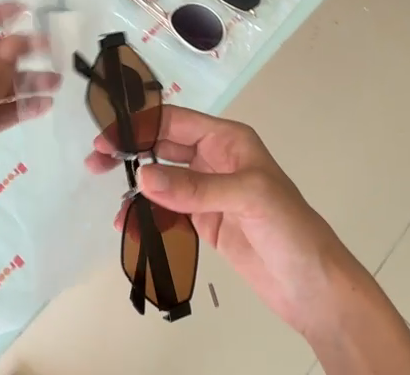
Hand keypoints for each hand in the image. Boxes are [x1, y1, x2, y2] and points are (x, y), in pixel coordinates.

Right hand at [89, 105, 360, 338]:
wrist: (315, 287)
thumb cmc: (290, 227)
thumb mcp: (247, 196)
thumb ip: (194, 187)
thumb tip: (143, 176)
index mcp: (228, 140)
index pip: (175, 121)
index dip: (140, 125)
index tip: (107, 135)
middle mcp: (214, 160)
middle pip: (162, 147)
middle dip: (130, 151)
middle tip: (95, 161)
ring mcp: (208, 193)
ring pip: (161, 181)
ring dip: (136, 188)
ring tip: (110, 202)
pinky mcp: (205, 224)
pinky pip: (167, 212)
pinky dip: (147, 217)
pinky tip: (129, 225)